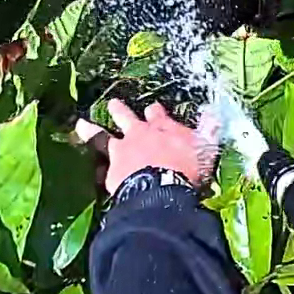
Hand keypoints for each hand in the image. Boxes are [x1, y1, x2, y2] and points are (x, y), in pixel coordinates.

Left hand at [72, 100, 211, 194]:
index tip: (152, 108)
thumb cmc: (187, 168)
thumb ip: (208, 131)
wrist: (162, 189)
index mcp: (162, 128)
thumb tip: (213, 115)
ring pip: (102, 137)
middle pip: (126, 118)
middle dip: (119, 110)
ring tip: (80, 124)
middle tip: (113, 104)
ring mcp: (121, 153)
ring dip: (91, 130)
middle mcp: (139, 135)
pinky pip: (98, 168)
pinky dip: (93, 167)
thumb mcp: (205, 148)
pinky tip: (85, 169)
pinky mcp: (110, 173)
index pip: (157, 114)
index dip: (155, 112)